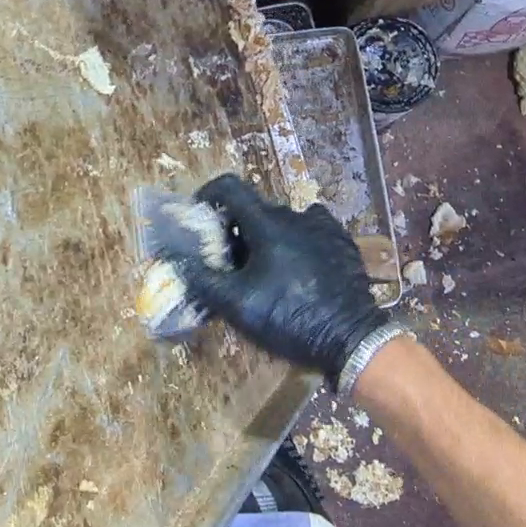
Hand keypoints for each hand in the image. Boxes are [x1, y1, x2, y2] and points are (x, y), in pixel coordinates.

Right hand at [169, 173, 391, 389]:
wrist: (350, 339)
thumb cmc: (287, 317)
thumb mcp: (236, 304)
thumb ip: (202, 279)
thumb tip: (174, 260)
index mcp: (267, 223)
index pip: (230, 187)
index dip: (208, 195)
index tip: (199, 216)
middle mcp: (295, 215)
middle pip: (255, 208)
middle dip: (236, 228)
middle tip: (227, 260)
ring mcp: (324, 227)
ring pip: (283, 222)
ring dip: (267, 237)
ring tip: (263, 270)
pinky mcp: (343, 243)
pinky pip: (311, 232)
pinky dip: (296, 243)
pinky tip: (297, 271)